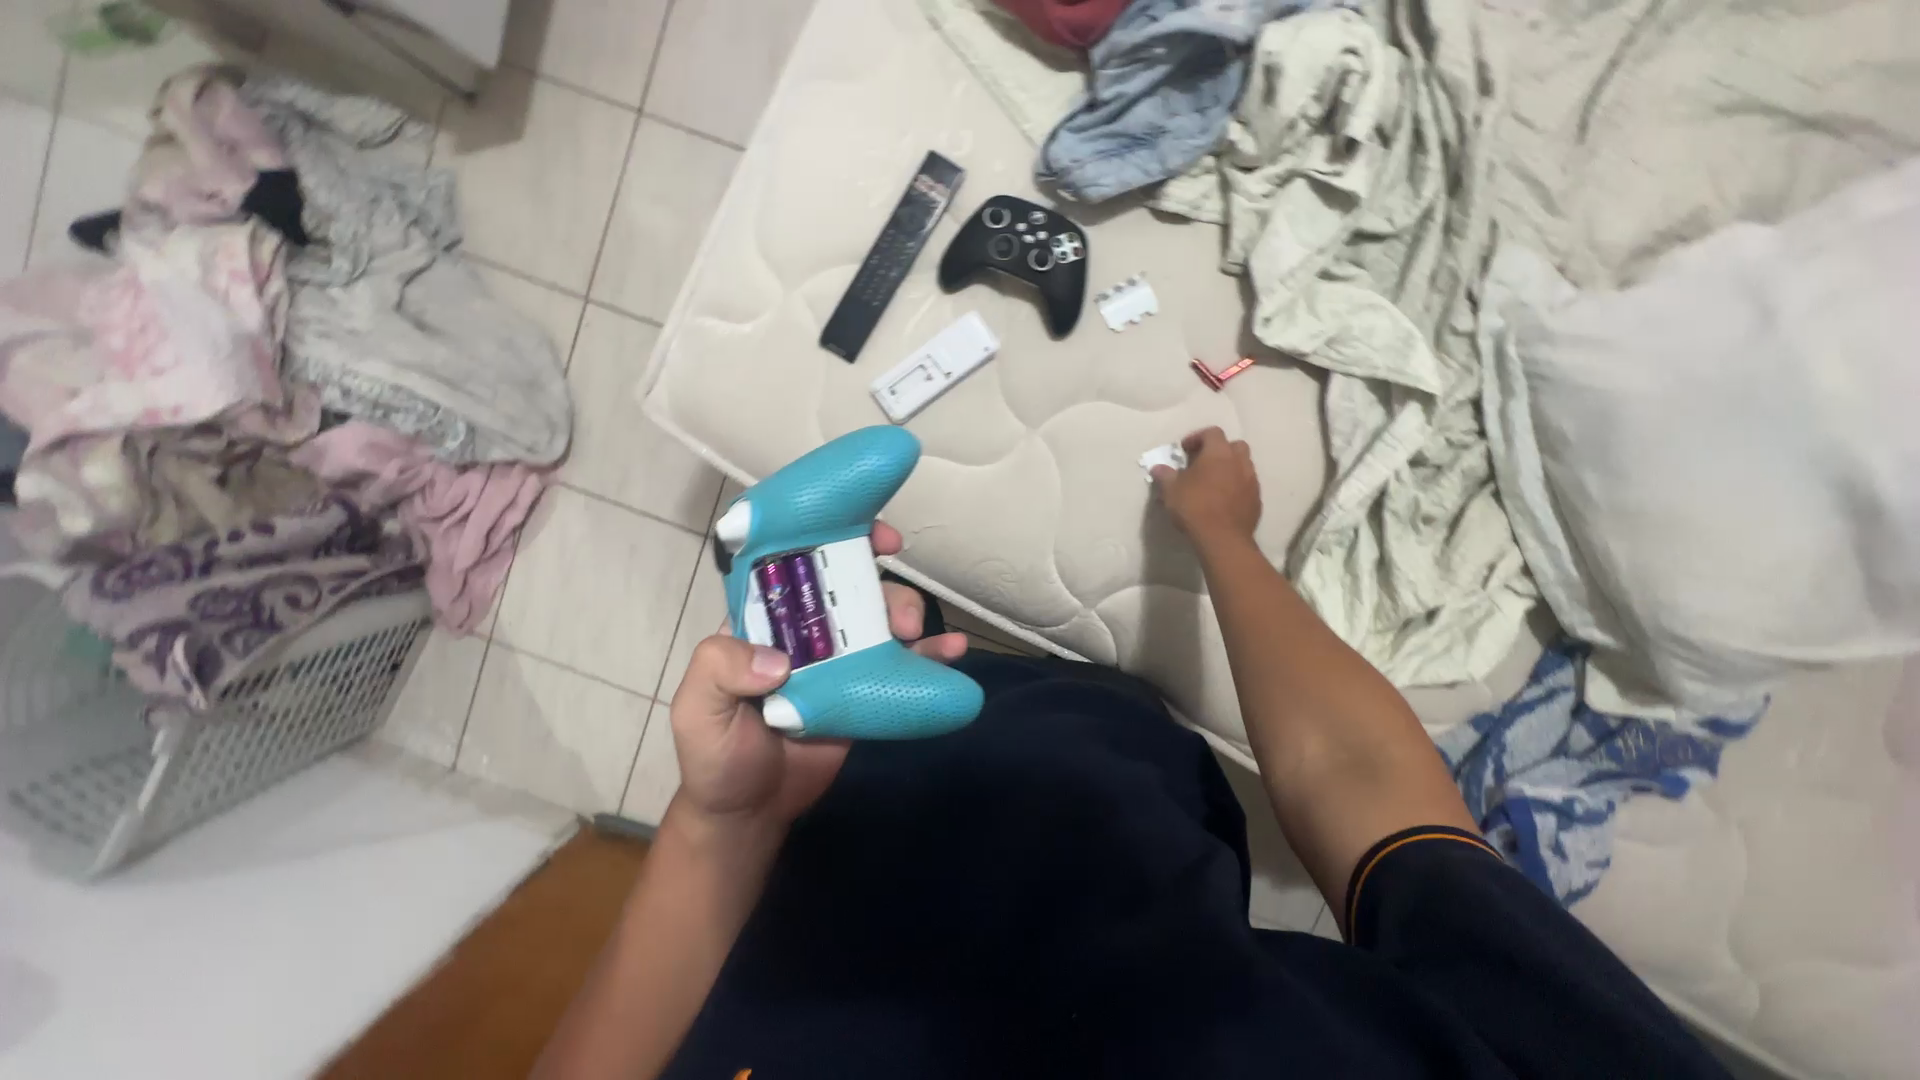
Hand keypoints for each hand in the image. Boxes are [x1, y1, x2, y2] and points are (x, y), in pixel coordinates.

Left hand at [668, 521, 966, 831]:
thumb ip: (720, 670)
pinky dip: (930, 655)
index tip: (867, 534)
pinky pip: (902, 666)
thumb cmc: (716, 756)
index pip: (795, 563)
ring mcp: (840, 661)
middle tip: (899, 614)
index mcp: (762, 621)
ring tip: (918, 635)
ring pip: (879, 619)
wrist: (750, 812)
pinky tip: (953, 650)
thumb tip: (780, 661)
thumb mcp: (698, 710)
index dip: (830, 538)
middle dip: (880, 585)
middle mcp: (805, 631)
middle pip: (849, 587)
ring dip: (906, 614)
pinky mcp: (867, 692)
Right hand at [1151, 426, 1261, 550]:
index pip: (1212, 432)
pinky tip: (1224, 500)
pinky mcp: (1256, 500)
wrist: (1223, 538)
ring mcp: (1252, 481)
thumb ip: (1165, 475)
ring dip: (1230, 468)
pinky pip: (1247, 485)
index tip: (1184, 450)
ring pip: (1243, 465)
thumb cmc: (1194, 507)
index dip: (1197, 437)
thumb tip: (1158, 468)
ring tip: (1213, 482)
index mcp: (1218, 453)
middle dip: (1219, 450)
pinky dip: (1237, 486)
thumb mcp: (1171, 490)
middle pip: (1234, 445)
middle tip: (1203, 463)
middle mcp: (1239, 462)